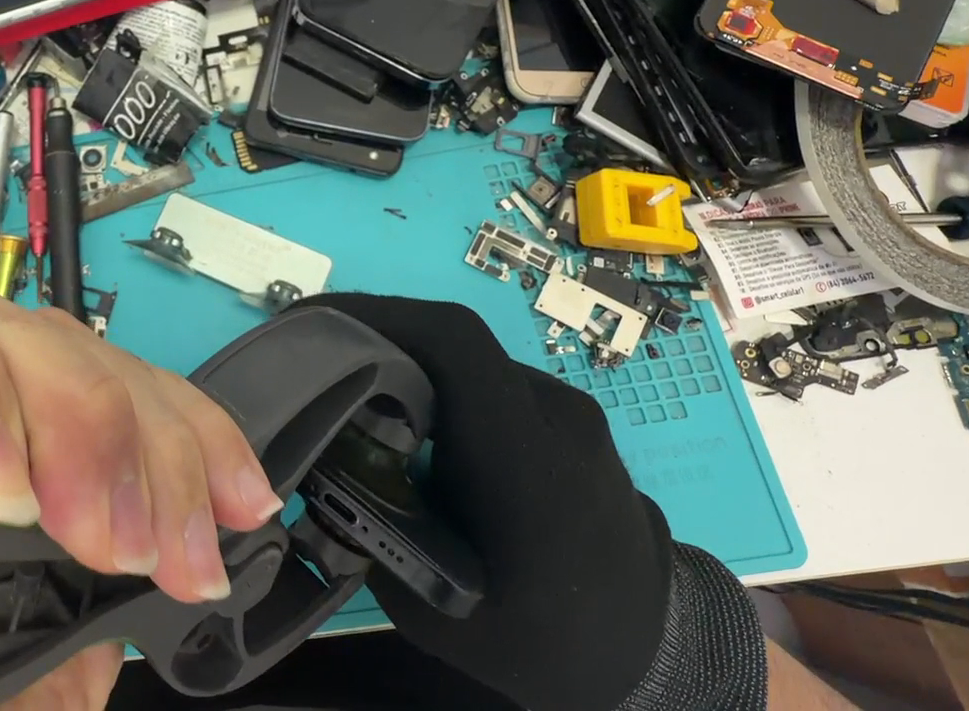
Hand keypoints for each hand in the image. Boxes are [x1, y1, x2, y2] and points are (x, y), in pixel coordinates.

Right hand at [298, 295, 677, 710]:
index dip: (376, 315)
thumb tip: (319, 474)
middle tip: (310, 366)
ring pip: (463, 360)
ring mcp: (563, 409)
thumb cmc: (548, 641)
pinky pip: (482, 382)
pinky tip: (406, 430)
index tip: (313, 324)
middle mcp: (551, 414)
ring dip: (401, 364)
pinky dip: (432, 388)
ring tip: (349, 400)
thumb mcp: (437, 612)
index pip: (453, 342)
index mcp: (524, 457)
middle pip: (448, 342)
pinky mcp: (561, 417)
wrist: (658, 652)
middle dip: (369, 338)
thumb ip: (372, 534)